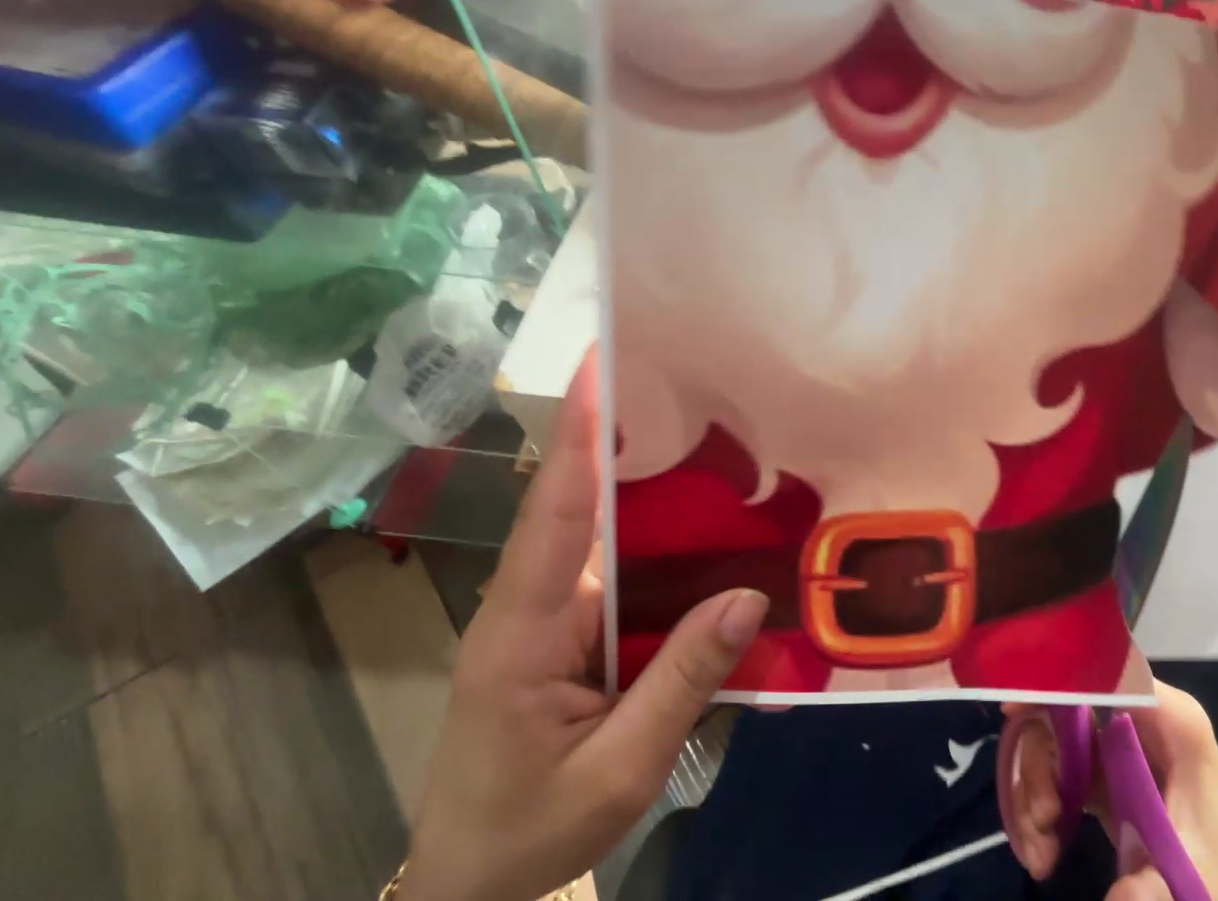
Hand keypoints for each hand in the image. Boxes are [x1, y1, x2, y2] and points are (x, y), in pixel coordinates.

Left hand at [399, 348, 768, 900]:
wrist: (470, 880)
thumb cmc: (530, 827)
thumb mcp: (618, 768)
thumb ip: (682, 680)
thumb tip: (748, 595)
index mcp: (521, 634)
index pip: (554, 518)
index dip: (580, 439)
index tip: (600, 367)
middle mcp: (528, 606)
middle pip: (577, 507)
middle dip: (620, 437)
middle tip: (682, 380)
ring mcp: (545, 617)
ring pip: (599, 537)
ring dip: (646, 486)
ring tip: (710, 437)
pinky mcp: (565, 632)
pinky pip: (614, 573)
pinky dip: (655, 541)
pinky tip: (703, 527)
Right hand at [1002, 682, 1217, 900]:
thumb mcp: (1192, 879)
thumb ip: (1154, 888)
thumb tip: (1121, 899)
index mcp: (1171, 723)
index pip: (1106, 677)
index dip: (1055, 682)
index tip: (1011, 713)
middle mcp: (1141, 722)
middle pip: (1065, 711)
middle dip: (1039, 765)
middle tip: (1041, 819)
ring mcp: (1121, 747)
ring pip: (1053, 743)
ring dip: (1033, 794)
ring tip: (1041, 854)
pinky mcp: (1108, 775)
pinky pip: (1058, 773)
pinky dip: (1041, 808)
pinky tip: (1045, 853)